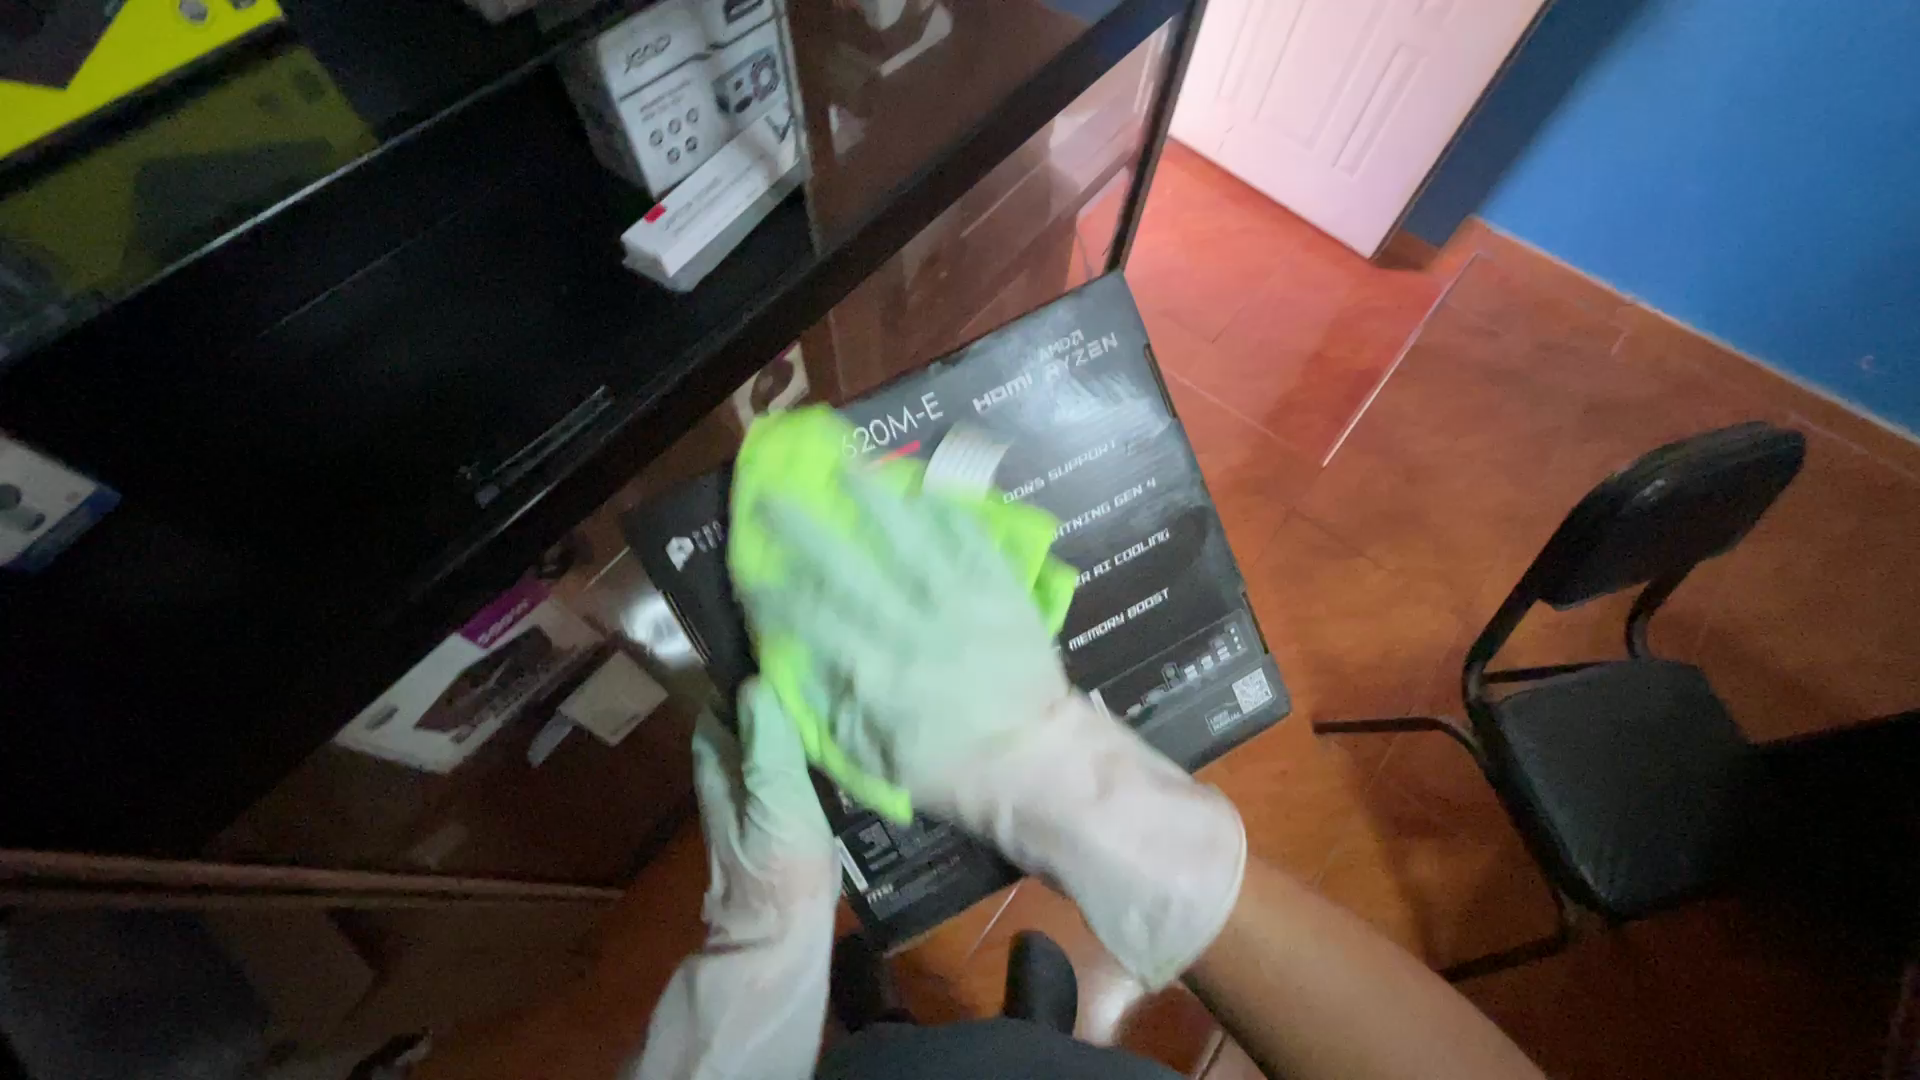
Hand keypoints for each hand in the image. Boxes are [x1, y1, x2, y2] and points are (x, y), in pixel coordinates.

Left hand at [629, 680, 839, 1079]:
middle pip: (750, 710)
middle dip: (778, 685)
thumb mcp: (773, 793)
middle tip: (820, 658)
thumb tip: (757, 679)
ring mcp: (757, 784)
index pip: (722, 696)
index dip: (747, 669)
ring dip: (796, 710)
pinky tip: (838, 725)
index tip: (782, 644)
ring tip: (834, 681)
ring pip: (773, 731)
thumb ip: (766, 738)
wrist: (783, 926)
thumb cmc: (776, 858)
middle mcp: (731, 765)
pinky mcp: (783, 800)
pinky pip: (792, 754)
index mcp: (717, 758)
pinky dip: (809, 737)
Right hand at [744, 476, 1244, 988]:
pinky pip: (971, 542)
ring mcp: (960, 602)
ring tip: (850, 465)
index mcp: (876, 671)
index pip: (812, 619)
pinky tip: (929, 486)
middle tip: (776, 496)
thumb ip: (835, 709)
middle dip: (806, 529)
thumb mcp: (878, 760)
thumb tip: (799, 662)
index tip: (752, 567)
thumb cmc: (953, 773)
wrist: (1038, 763)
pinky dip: (949, 511)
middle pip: (849, 568)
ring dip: (876, 500)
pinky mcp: (1000, 592)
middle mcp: (911, 626)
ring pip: (912, 539)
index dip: (776, 591)